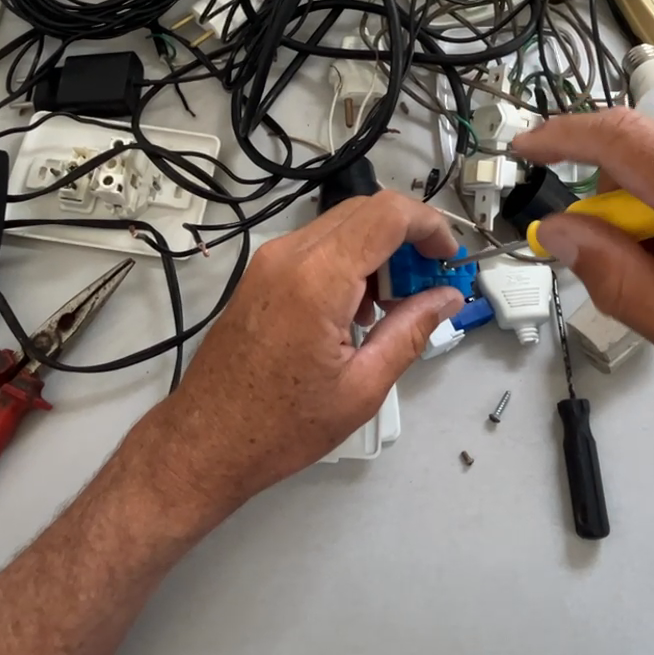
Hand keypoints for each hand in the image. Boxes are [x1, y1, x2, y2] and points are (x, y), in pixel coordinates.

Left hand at [136, 190, 464, 513]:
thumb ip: (411, 330)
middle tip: (427, 284)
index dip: (429, 225)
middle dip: (407, 237)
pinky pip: (317, 245)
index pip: (387, 215)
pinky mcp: (260, 273)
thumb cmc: (281, 426)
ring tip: (392, 306)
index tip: (448, 258)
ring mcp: (270, 261)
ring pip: (342, 225)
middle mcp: (290, 255)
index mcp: (318, 279)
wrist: (205, 443)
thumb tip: (447, 298)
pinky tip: (356, 310)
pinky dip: (349, 261)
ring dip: (378, 250)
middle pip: (366, 211)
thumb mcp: (362, 386)